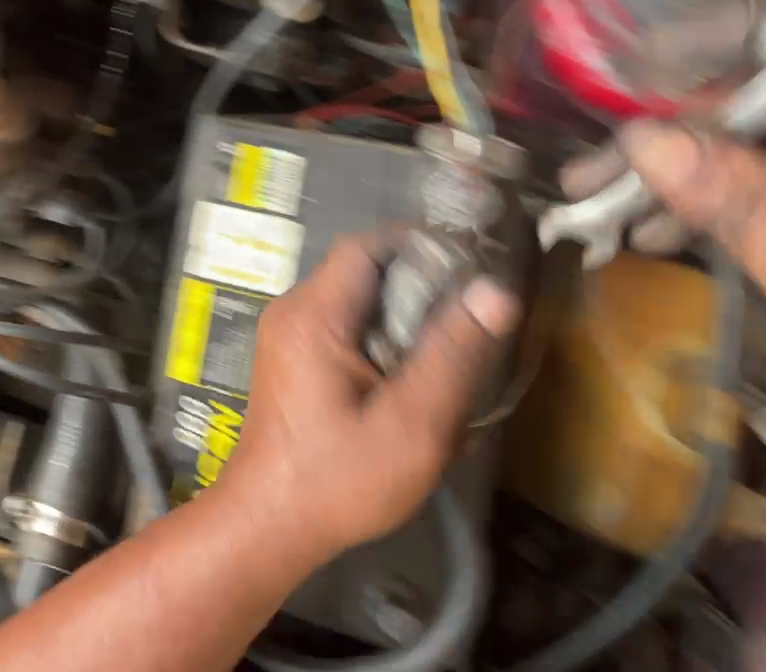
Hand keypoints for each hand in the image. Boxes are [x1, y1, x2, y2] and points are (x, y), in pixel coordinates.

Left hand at [215, 238, 519, 556]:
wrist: (271, 519)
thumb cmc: (339, 477)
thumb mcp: (412, 423)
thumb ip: (453, 355)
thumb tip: (493, 292)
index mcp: (313, 315)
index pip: (366, 247)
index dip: (420, 246)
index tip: (471, 265)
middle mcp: (292, 311)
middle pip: (361, 272)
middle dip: (418, 287)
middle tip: (470, 317)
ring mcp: (286, 334)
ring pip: (354, 301)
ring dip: (402, 318)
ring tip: (448, 352)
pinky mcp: (290, 357)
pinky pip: (341, 328)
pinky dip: (379, 340)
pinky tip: (411, 380)